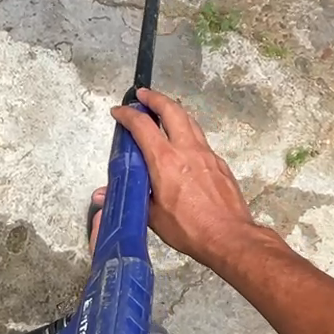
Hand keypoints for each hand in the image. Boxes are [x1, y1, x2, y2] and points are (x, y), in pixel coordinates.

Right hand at [111, 88, 262, 265]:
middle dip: (155, 98)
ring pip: (189, 121)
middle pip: (171, 110)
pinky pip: (201, 139)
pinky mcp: (219, 164)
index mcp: (165, 161)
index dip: (127, 114)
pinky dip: (188, 131)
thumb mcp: (152, 216)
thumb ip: (129, 197)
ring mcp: (206, 154)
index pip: (142, 126)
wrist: (231, 238)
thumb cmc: (190, 229)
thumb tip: (101, 195)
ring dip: (173, 111)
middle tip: (143, 95)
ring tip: (163, 110)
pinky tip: (183, 142)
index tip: (119, 111)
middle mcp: (186, 150)